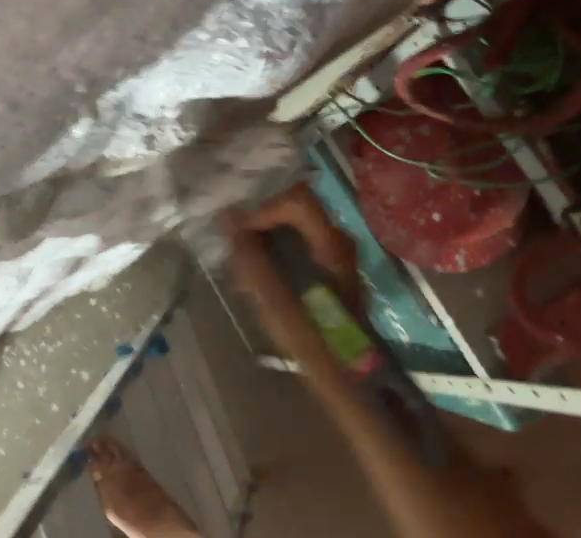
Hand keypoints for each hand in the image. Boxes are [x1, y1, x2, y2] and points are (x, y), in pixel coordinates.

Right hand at [224, 185, 361, 375]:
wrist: (352, 380)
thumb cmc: (314, 341)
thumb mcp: (276, 302)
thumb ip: (252, 259)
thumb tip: (228, 223)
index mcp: (331, 243)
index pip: (295, 200)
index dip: (262, 208)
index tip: (236, 228)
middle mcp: (338, 240)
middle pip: (294, 208)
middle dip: (260, 220)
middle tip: (234, 240)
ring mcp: (336, 254)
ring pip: (294, 225)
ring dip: (265, 235)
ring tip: (241, 259)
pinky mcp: (330, 269)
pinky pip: (298, 242)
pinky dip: (275, 248)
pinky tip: (257, 272)